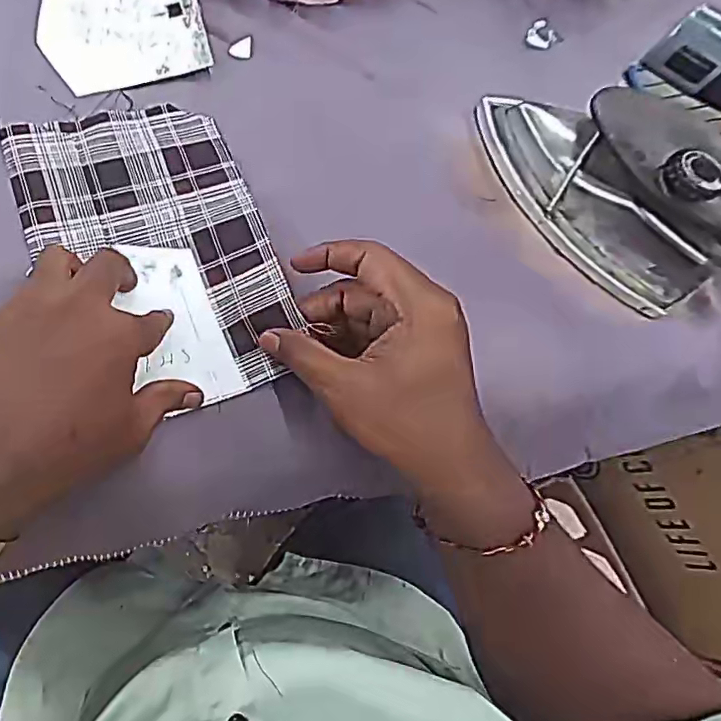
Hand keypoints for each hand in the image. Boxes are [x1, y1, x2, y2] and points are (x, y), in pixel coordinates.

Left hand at [0, 246, 201, 538]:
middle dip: (122, 273)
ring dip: (75, 270)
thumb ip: (161, 401)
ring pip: (58, 260)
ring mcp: (36, 305)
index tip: (158, 323)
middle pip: (108, 266)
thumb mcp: (130, 429)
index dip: (158, 322)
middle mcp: (80, 308)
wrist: (0, 451)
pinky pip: (23, 294)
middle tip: (124, 287)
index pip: (150, 321)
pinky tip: (38, 327)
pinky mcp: (0, 316)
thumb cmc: (72, 444)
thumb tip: (190, 393)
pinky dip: (37, 302)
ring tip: (77, 291)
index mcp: (118, 335)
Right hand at [258, 241, 533, 545]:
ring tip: (300, 350)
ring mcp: (425, 330)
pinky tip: (322, 360)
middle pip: (364, 289)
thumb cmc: (408, 424)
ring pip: (367, 313)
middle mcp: (427, 309)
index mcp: (420, 304)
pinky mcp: (419, 351)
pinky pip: (377, 332)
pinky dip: (348, 342)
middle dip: (322, 308)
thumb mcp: (343, 386)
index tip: (295, 267)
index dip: (328, 256)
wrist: (449, 464)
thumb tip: (271, 335)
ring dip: (332, 329)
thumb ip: (302, 353)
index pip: (369, 258)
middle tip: (288, 331)